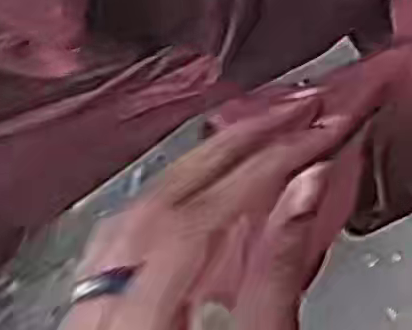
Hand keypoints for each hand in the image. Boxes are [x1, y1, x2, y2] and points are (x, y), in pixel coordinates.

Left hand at [59, 89, 370, 329]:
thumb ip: (280, 267)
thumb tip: (313, 178)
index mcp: (136, 327)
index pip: (207, 211)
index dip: (276, 157)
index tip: (329, 126)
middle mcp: (94, 314)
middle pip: (164, 196)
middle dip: (245, 136)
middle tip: (303, 104)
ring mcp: (82, 313)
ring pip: (136, 206)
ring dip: (210, 151)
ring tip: (266, 121)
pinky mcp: (91, 312)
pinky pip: (125, 229)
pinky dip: (178, 183)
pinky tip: (212, 166)